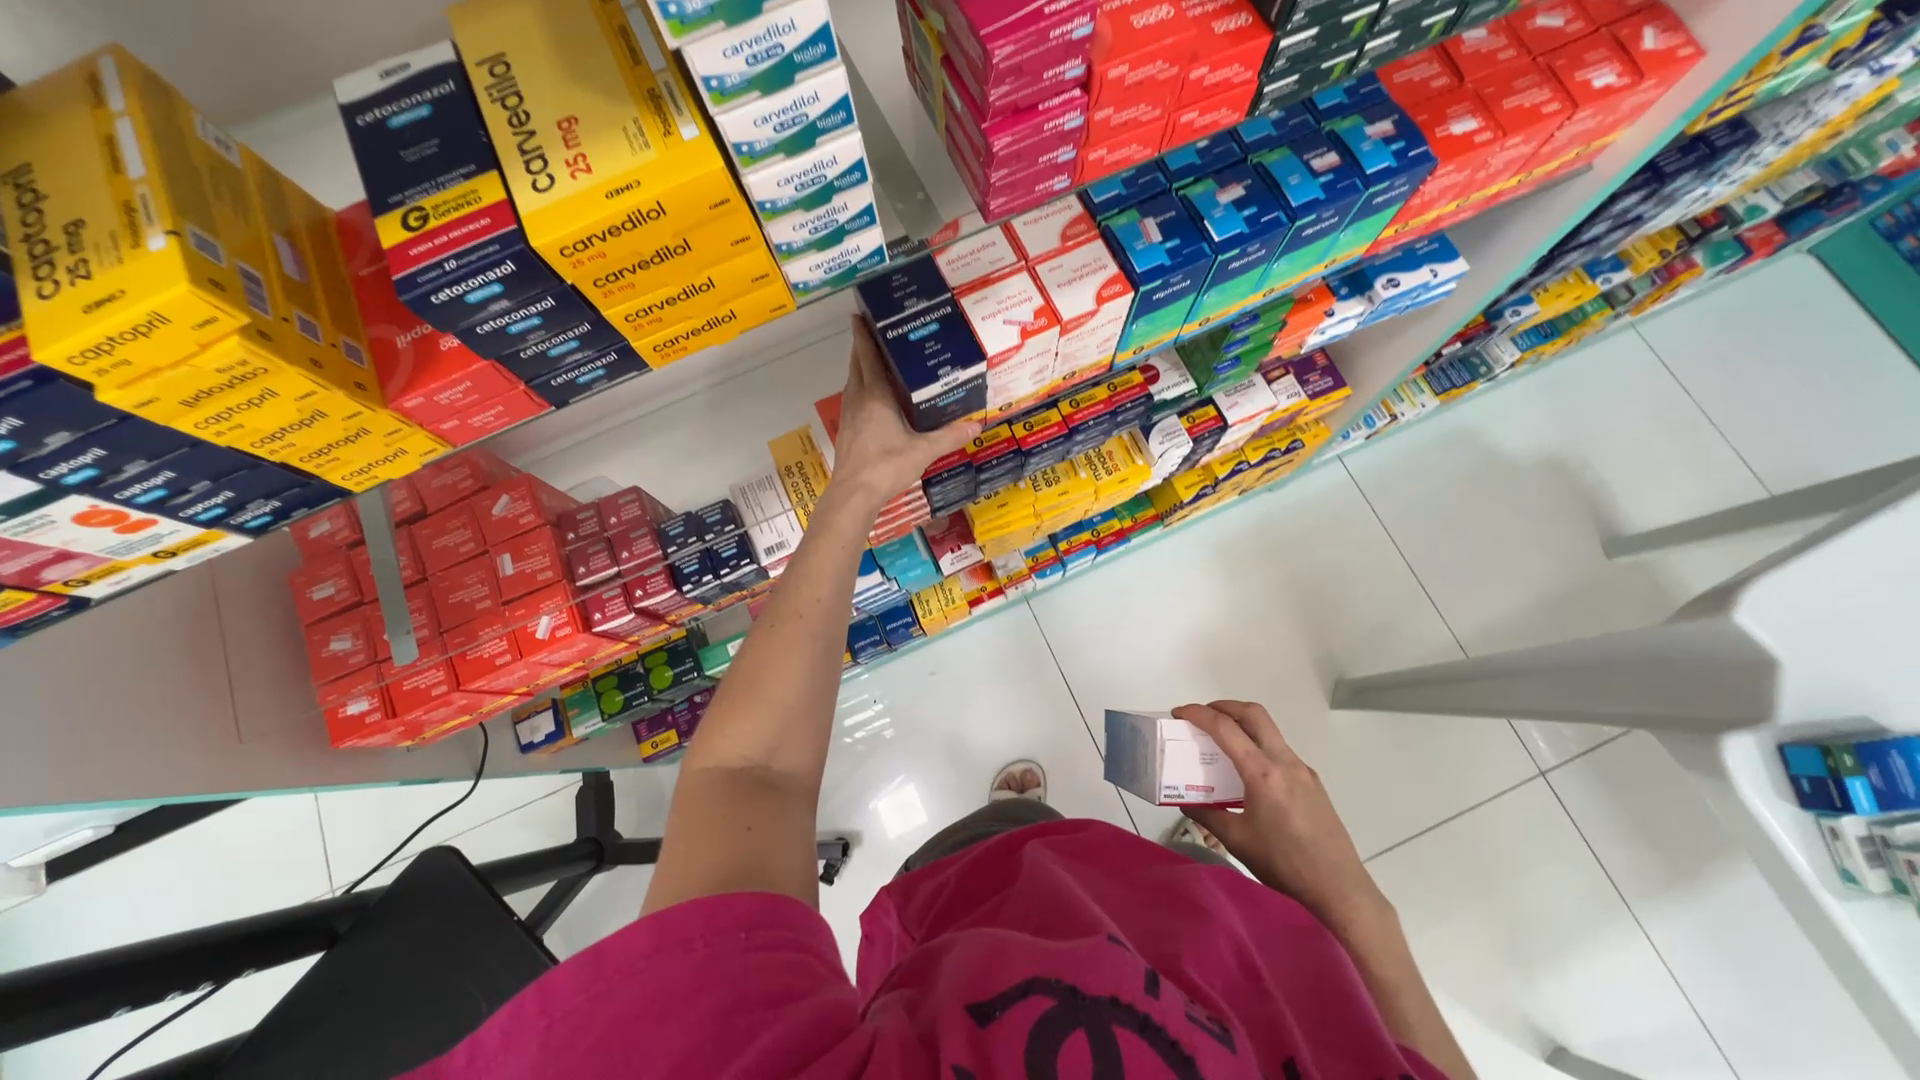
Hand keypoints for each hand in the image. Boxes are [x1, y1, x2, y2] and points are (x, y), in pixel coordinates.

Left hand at [829, 315, 979, 508]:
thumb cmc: (885, 466)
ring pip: (853, 383)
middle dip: (863, 347)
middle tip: (876, 332)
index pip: (867, 356)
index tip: (858, 315)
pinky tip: (876, 399)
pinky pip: (854, 400)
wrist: (854, 494)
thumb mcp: (923, 451)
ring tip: (879, 361)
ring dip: (861, 369)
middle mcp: (858, 399)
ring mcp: (849, 416)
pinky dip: (862, 390)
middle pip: (857, 365)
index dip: (863, 335)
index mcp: (875, 395)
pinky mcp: (847, 431)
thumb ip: (948, 437)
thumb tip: (976, 425)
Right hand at [1177, 700, 1392, 938]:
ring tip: (1221, 743)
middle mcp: (1285, 762)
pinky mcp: (1313, 783)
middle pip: (1254, 714)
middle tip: (1202, 716)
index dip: (1198, 714)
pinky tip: (1248, 774)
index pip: (1226, 728)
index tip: (1179, 713)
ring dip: (1243, 725)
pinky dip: (1258, 747)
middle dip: (1224, 706)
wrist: (1337, 886)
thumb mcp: (1236, 840)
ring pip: (1270, 731)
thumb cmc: (1283, 863)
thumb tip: (1186, 802)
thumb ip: (1207, 815)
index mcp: (1263, 772)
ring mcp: (1303, 770)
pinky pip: (1280, 752)